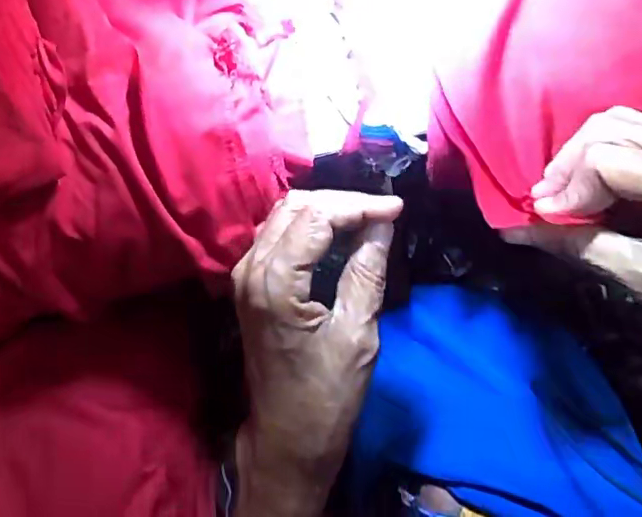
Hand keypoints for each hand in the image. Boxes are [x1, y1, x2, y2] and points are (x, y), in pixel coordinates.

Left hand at [233, 190, 403, 516]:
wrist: (285, 440)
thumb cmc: (325, 397)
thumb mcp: (357, 337)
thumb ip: (366, 273)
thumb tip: (382, 225)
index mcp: (275, 279)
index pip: (315, 217)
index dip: (357, 206)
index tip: (396, 207)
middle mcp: (251, 265)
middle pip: (294, 207)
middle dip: (340, 202)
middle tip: (383, 210)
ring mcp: (245, 270)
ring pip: (282, 214)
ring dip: (323, 208)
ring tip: (365, 215)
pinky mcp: (248, 279)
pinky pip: (276, 232)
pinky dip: (307, 223)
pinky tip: (335, 230)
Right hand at [507, 109, 641, 516]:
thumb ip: (583, 247)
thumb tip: (514, 230)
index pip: (612, 157)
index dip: (569, 184)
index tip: (543, 216)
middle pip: (614, 127)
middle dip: (571, 163)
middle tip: (550, 204)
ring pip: (626, 123)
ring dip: (586, 155)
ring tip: (570, 194)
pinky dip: (610, 154)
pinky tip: (601, 187)